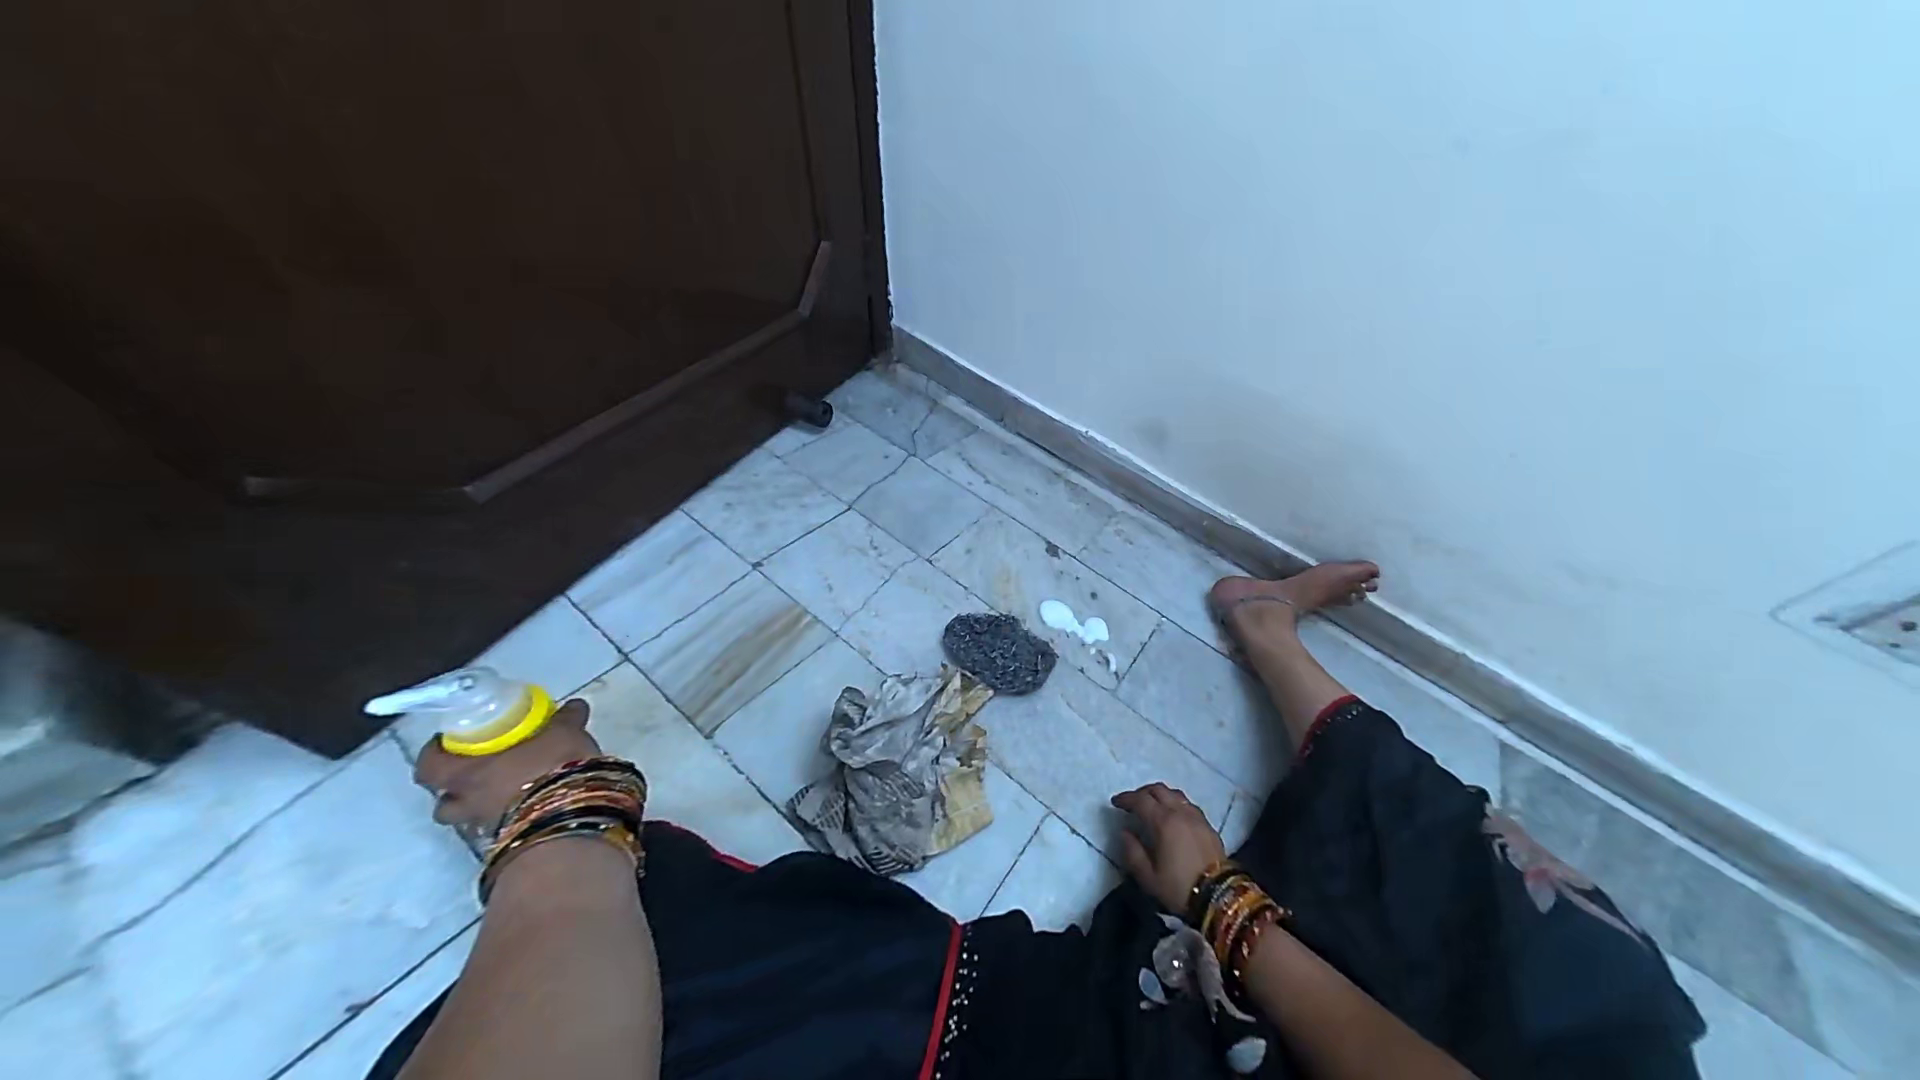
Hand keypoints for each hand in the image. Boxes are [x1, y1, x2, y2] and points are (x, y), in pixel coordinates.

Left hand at [414, 699, 601, 829]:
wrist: (568, 810)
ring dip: (477, 806)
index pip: (428, 765)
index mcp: (465, 772)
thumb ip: (564, 718)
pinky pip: (494, 827)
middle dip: (454, 788)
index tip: (450, 742)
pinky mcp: (506, 839)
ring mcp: (483, 824)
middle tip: (475, 772)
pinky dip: (502, 818)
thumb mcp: (563, 731)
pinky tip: (524, 807)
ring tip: (500, 792)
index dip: (434, 753)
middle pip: (442, 799)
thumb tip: (574, 705)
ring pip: (466, 817)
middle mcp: (465, 801)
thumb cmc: (550, 764)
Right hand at [1110, 782, 1227, 913]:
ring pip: (1175, 794)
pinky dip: (1175, 803)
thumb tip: (1125, 833)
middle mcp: (1180, 813)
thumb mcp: (1148, 877)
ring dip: (1160, 795)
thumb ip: (1132, 852)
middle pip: (1158, 790)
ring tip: (1152, 806)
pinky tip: (1173, 816)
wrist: (1220, 898)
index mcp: (1163, 822)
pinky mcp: (1208, 826)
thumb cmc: (1180, 888)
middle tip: (1132, 803)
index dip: (1125, 798)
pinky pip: (1188, 805)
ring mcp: (1197, 817)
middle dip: (1142, 792)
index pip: (1140, 800)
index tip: (1115, 803)